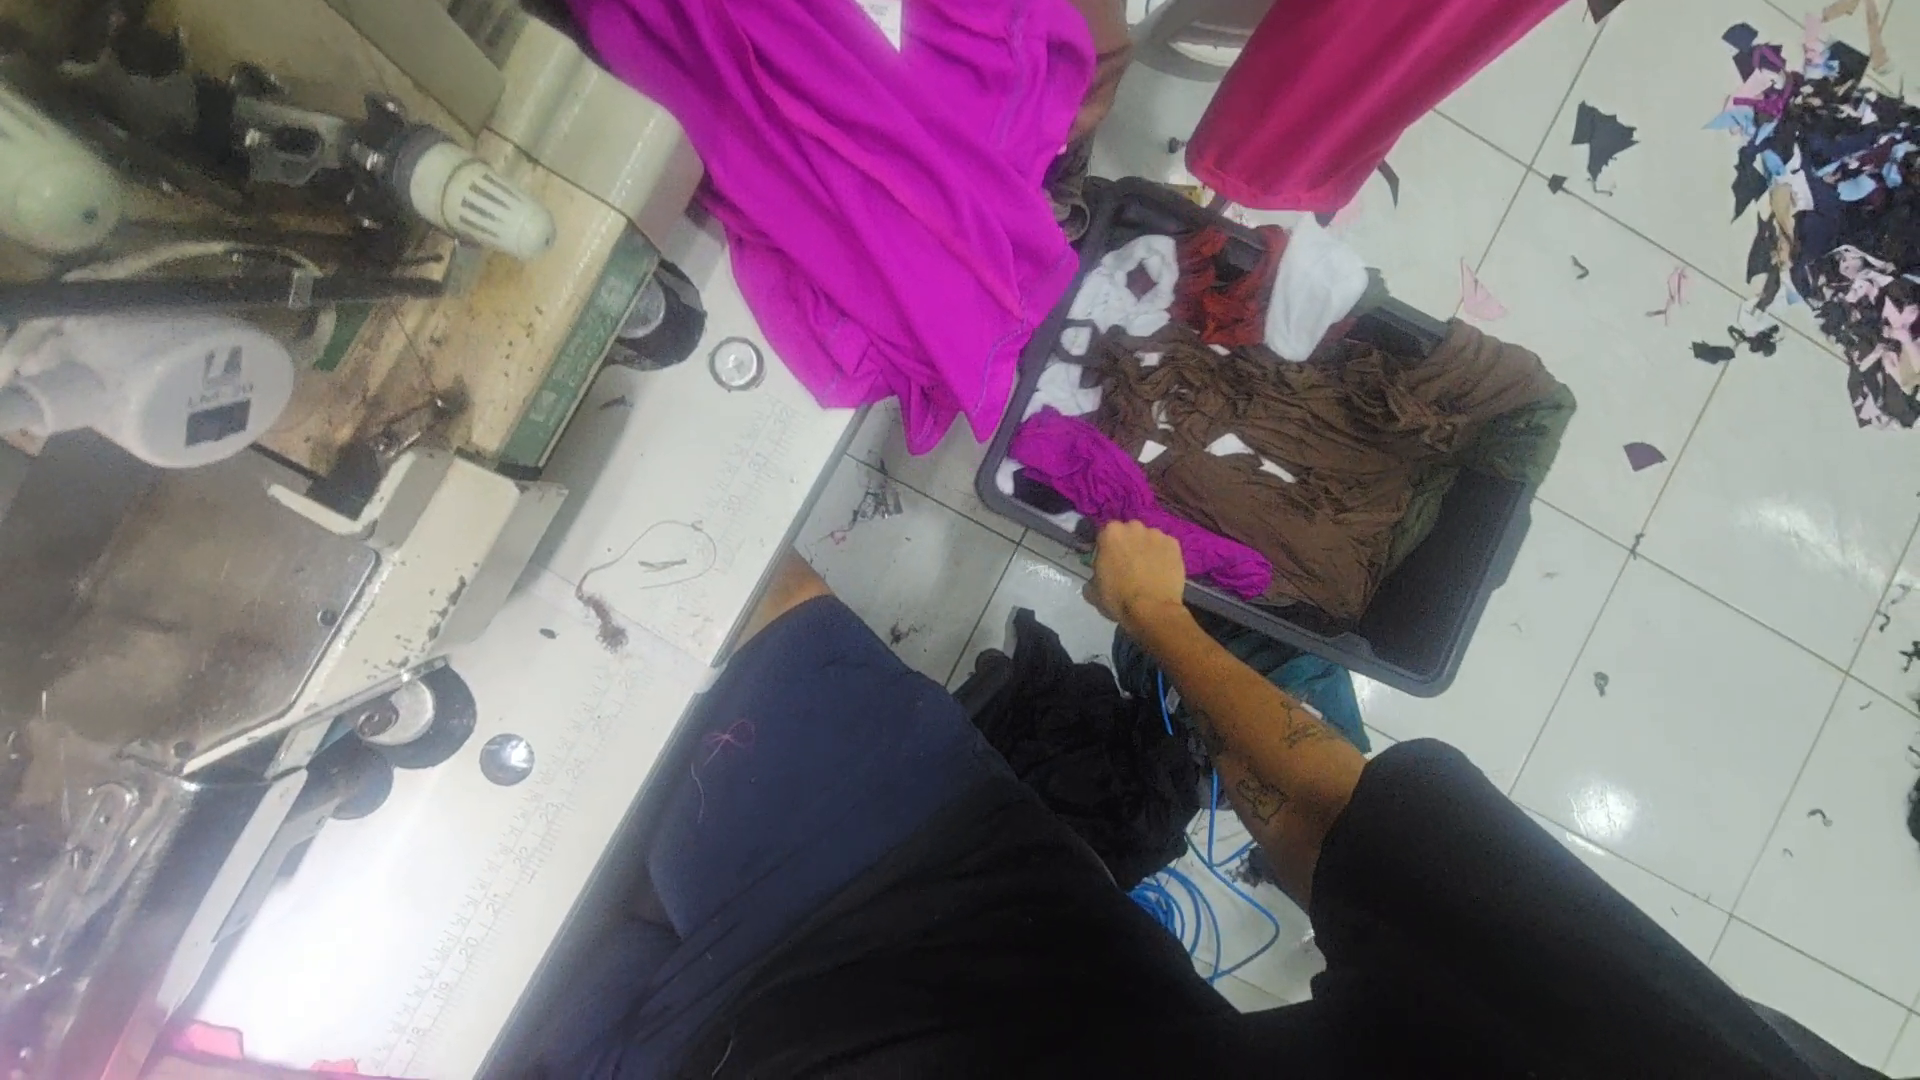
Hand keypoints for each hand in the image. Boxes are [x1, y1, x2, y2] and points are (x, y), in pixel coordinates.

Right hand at [1084, 521, 1187, 630]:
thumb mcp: (1093, 591)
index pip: (1105, 534)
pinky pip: (1165, 547)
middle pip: (1129, 532)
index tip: (1109, 561)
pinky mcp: (1174, 544)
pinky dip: (1163, 555)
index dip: (1106, 548)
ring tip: (1148, 569)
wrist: (1152, 610)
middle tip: (1129, 565)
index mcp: (1110, 533)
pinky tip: (1162, 571)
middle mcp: (1134, 526)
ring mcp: (1157, 534)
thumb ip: (1092, 577)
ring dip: (1146, 549)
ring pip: (1148, 538)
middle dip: (1128, 544)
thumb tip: (1096, 579)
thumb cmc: (1118, 599)